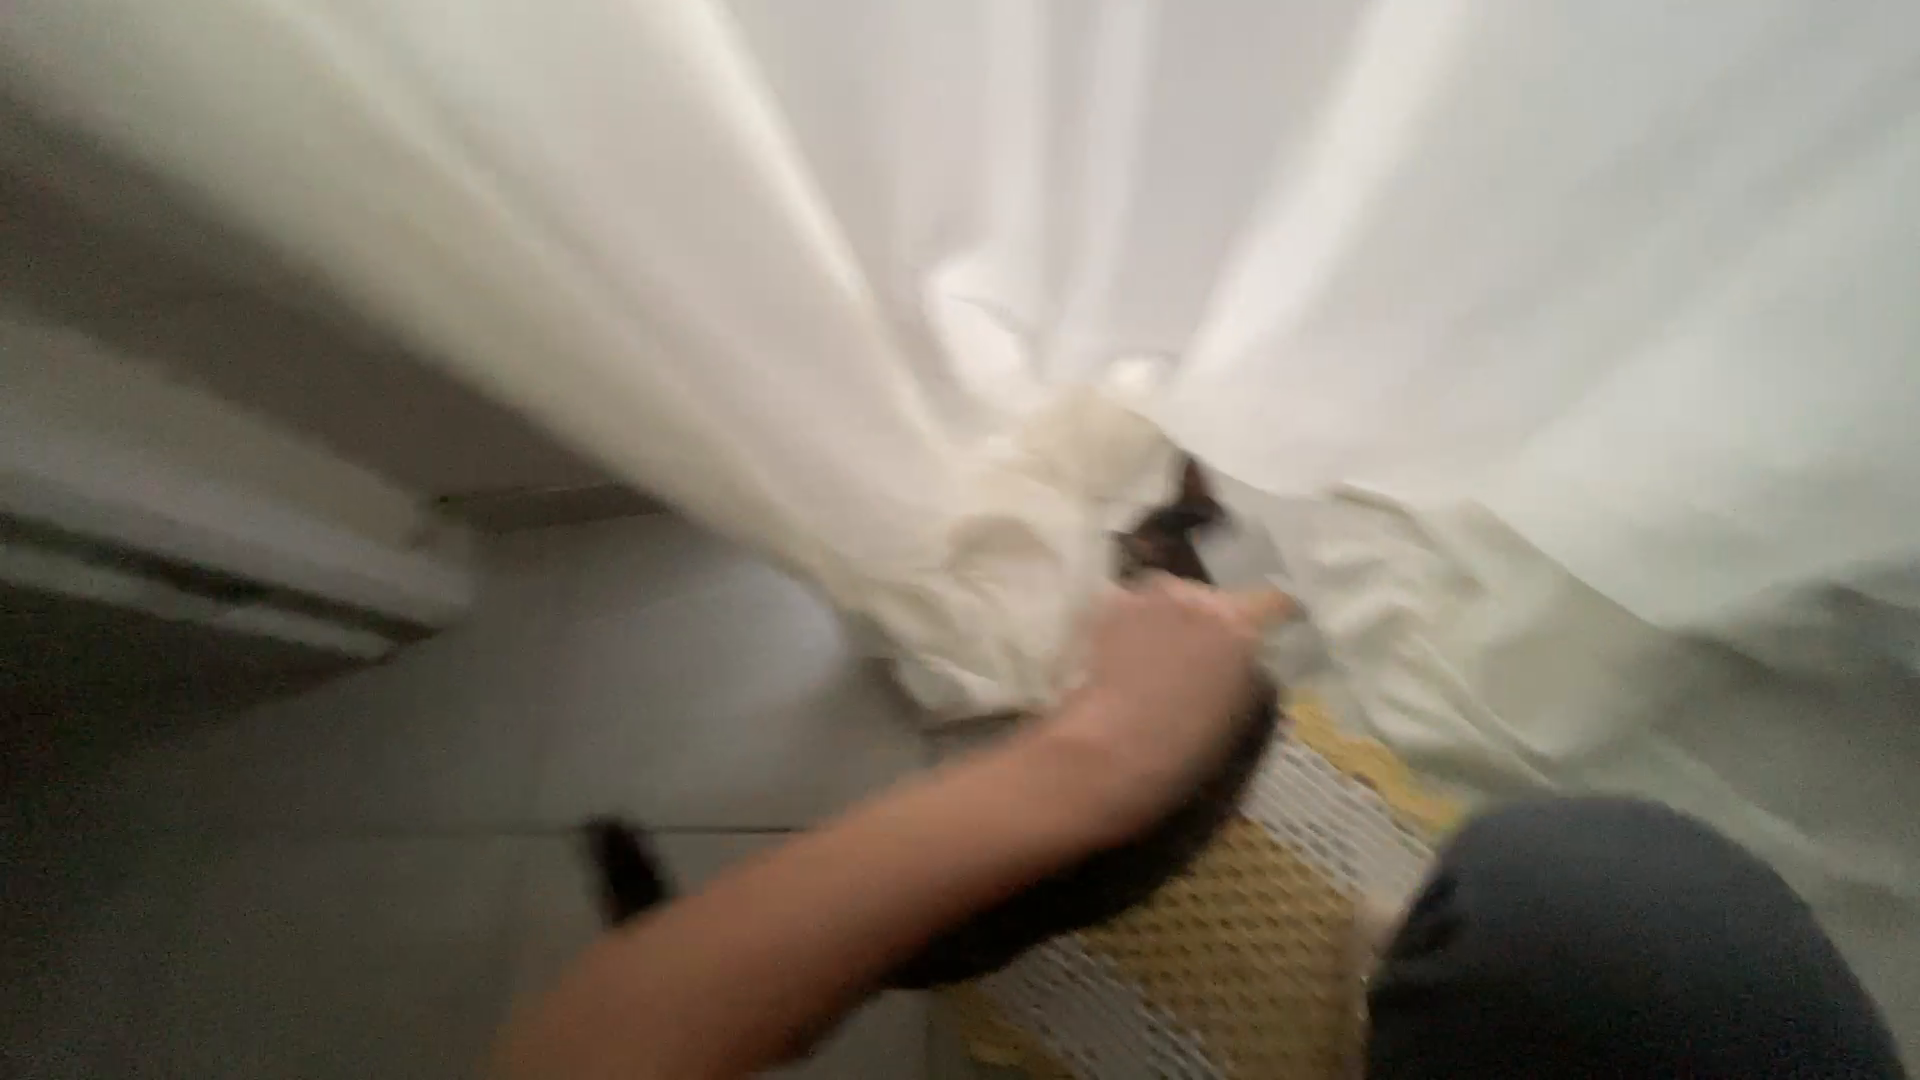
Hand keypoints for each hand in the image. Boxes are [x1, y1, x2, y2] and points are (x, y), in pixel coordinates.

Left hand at [1025, 574, 1281, 842]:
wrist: (1111, 745)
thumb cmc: (1184, 743)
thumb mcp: (1240, 710)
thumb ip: (1249, 670)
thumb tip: (1250, 657)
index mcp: (1238, 623)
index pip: (1274, 601)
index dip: (1279, 612)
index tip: (1281, 622)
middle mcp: (1195, 595)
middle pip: (1214, 597)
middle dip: (1215, 618)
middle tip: (1207, 648)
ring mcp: (1146, 595)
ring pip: (1170, 596)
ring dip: (1172, 615)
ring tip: (1163, 648)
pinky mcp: (1108, 605)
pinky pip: (1131, 605)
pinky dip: (1134, 621)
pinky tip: (1125, 649)